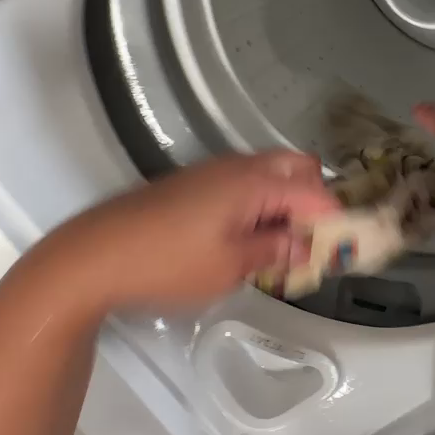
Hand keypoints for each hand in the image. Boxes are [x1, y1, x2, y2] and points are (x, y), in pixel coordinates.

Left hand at [41, 152, 340, 312]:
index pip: (314, 192)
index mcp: (254, 182)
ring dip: (285, 201)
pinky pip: (245, 181)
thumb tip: (305, 246)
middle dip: (313, 200)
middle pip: (297, 168)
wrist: (94, 255)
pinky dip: (260, 202)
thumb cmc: (167, 263)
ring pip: (270, 173)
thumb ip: (274, 252)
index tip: (340, 249)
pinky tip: (247, 237)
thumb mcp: (229, 268)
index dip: (333, 220)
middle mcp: (239, 165)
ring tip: (279, 246)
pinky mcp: (195, 183)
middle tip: (310, 242)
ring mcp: (214, 170)